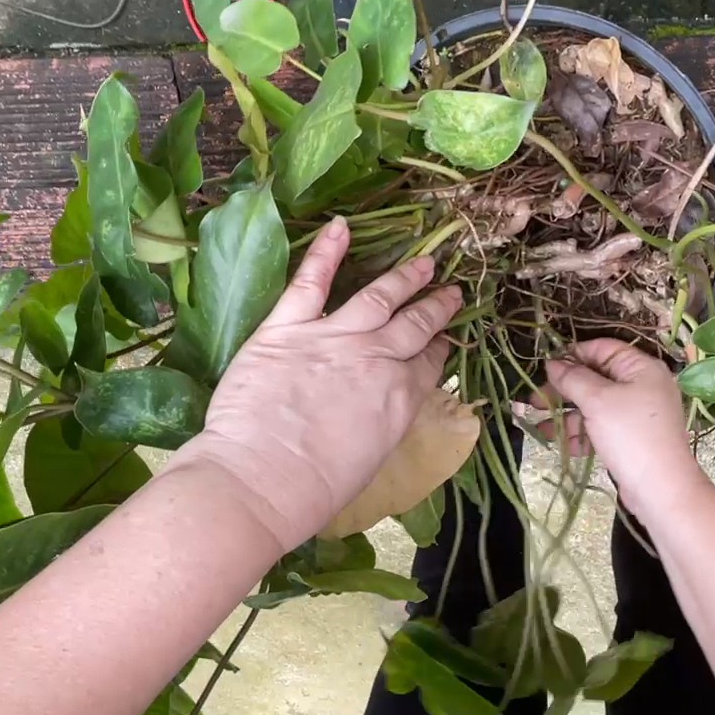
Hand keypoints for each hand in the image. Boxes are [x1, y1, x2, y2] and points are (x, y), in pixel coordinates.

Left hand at [175, 218, 460, 548]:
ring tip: (424, 262)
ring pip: (378, 297)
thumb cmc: (317, 488)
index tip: (447, 336)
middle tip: (451, 291)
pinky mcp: (287, 328)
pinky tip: (341, 226)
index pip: (429, 363)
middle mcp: (377, 361)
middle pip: (415, 326)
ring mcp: (333, 339)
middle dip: (436, 306)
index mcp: (400, 398)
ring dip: (404, 278)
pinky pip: (310, 282)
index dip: (440, 346)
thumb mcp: (373, 457)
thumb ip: (386, 419)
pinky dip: (326, 251)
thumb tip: (387, 403)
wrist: (264, 479)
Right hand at [543, 339, 708, 516]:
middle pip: (595, 379)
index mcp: (641, 367)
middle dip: (563, 391)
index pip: (602, 349)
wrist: (660, 488)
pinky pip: (601, 428)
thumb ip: (572, 378)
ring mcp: (636, 414)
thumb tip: (552, 362)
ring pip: (594, 406)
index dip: (572, 355)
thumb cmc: (630, 435)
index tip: (545, 368)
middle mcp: (641, 386)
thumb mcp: (597, 401)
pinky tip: (561, 445)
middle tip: (534, 401)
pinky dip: (582, 434)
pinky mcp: (630, 438)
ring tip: (541, 429)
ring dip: (567, 417)